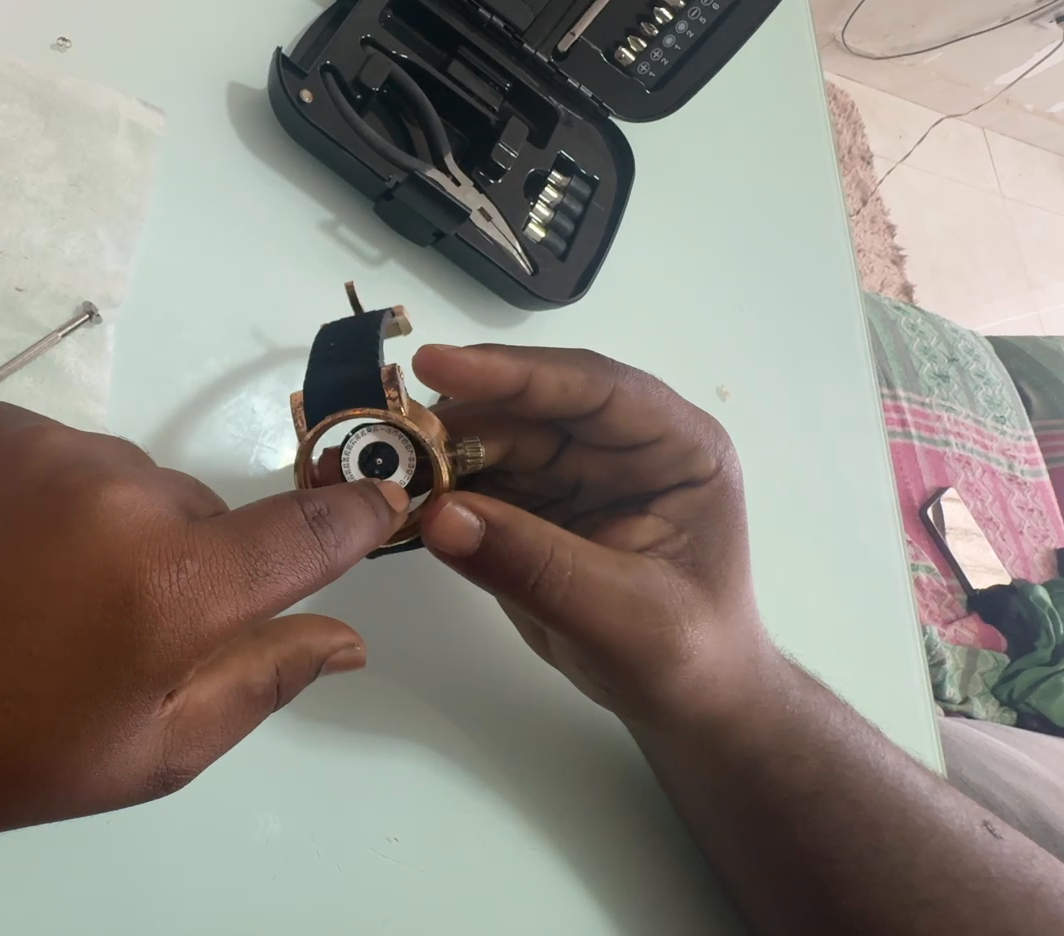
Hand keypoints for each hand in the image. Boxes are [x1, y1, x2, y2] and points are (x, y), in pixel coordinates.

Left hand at [0, 402, 407, 854]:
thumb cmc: (14, 751)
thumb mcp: (155, 749)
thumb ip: (262, 679)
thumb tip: (345, 636)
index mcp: (174, 586)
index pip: (302, 533)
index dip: (349, 518)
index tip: (379, 498)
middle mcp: (122, 493)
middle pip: (199, 510)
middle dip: (184, 558)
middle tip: (113, 617)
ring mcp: (50, 447)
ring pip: (130, 478)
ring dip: (115, 523)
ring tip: (43, 584)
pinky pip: (64, 452)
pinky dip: (56, 492)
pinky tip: (4, 546)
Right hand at [413, 344, 776, 731]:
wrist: (678, 699)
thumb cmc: (684, 657)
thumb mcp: (623, 618)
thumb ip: (535, 566)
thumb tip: (438, 518)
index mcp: (672, 447)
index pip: (591, 389)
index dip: (511, 372)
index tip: (432, 364)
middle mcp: (613, 443)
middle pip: (523, 408)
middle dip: (454, 420)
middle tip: (386, 436)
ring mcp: (565, 468)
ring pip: (485, 437)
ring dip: (432, 452)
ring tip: (379, 468)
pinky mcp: (525, 497)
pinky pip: (467, 477)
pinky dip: (430, 485)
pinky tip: (394, 494)